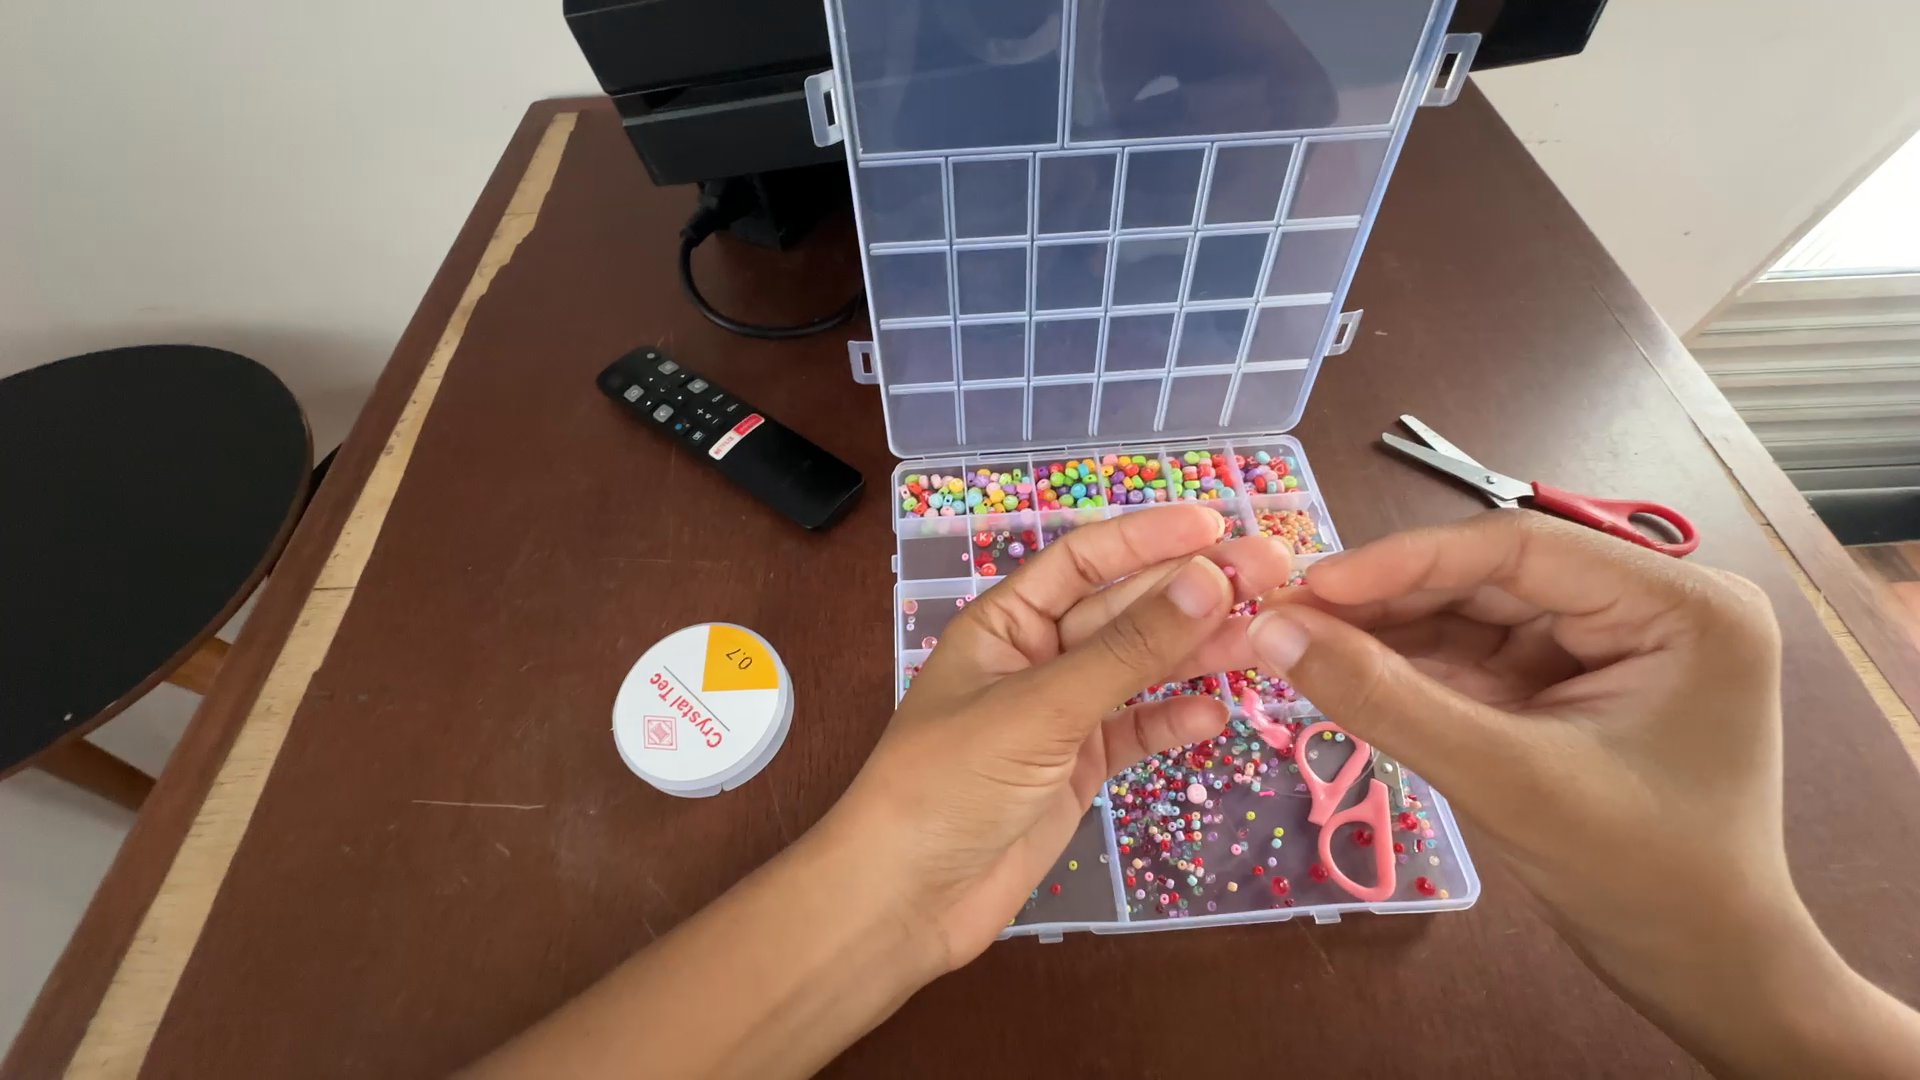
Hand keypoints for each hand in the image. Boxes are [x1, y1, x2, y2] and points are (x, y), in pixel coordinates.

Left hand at [831, 504, 1294, 968]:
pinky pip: (1132, 732)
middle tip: (1270, 573)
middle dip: (1188, 592)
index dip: (1146, 537)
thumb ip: (1125, 652)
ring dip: (1195, 654)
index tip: (1213, 524)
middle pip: (1121, 611)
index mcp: (1005, 621)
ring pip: (1136, 671)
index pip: (1082, 560)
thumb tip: (1205, 581)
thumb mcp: (1038, 708)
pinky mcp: (1076, 767)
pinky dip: (1171, 722)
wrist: (906, 899)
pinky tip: (1215, 715)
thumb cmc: (949, 781)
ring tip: (1263, 639)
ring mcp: (1058, 714)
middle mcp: (1035, 657)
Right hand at [1243, 511, 1919, 1076]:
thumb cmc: (1637, 875)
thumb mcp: (1503, 778)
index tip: (1310, 587)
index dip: (1400, 562)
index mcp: (1678, 607)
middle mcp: (1639, 605)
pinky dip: (1395, 661)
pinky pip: (1456, 650)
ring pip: (1457, 611)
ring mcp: (1592, 640)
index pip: (1514, 550)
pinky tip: (1340, 668)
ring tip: (1297, 643)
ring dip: (1376, 629)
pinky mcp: (1550, 676)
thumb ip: (1382, 699)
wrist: (1694, 967)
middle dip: (1379, 601)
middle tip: (1285, 618)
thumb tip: (1268, 630)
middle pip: (1478, 578)